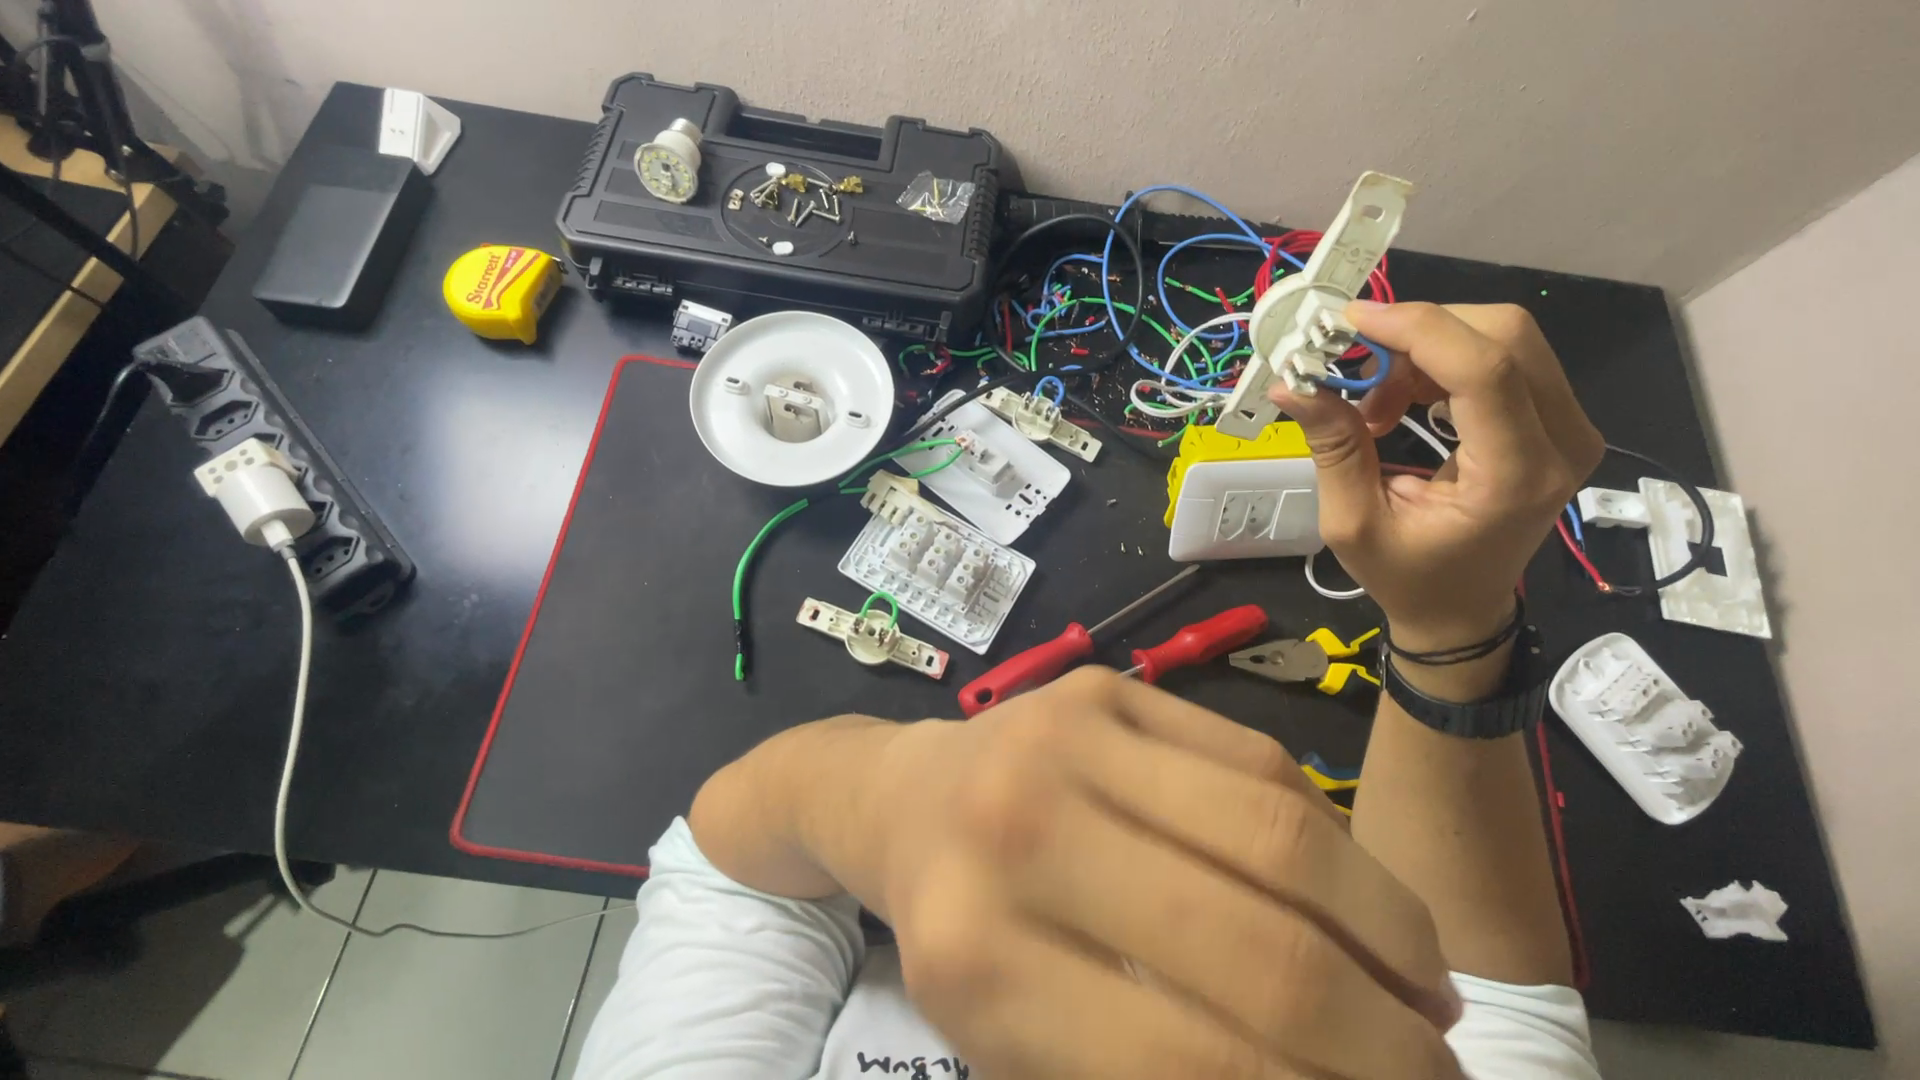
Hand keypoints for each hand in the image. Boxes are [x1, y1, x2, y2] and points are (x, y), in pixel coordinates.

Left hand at [873, 668, 1466, 1078]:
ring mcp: (1065, 739)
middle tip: (1438, 1074)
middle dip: (1383, 1039)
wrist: (907, 799)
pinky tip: (1357, 897)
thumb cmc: (963, 931)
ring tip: (1430, 990)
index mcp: (980, 963)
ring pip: (1284, 834)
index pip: (1190, 1064)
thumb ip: (1150, 1069)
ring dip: (1392, 928)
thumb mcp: (1021, 1039)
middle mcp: (1019, 836)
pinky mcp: (1106, 686)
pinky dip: (1335, 841)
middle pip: (1259, 948)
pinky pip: (1261, 761)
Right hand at [1271, 302, 1603, 653]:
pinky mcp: (1558, 420)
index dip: (1415, 330)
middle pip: (1503, 335)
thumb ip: (1334, 448)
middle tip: (1356, 371)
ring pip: (1504, 337)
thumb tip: (1291, 384)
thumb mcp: (1352, 523)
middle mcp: (1562, 442)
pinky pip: (1504, 357)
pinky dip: (1442, 361)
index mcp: (1514, 477)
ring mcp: (1570, 428)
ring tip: (1377, 403)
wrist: (1460, 610)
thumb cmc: (1406, 577)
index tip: (1347, 322)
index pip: (1484, 370)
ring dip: (1426, 350)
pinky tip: (1406, 401)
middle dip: (1417, 335)